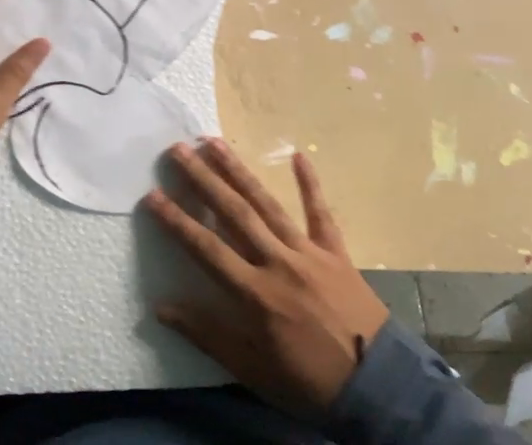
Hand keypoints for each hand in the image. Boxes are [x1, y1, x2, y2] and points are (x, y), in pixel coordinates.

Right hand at [144, 139, 389, 411]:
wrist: (380, 389)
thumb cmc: (309, 382)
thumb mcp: (252, 369)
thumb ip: (207, 335)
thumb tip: (161, 308)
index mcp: (255, 293)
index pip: (205, 248)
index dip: (176, 221)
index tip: (151, 195)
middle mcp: (278, 263)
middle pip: (233, 214)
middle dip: (202, 180)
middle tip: (177, 150)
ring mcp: (309, 254)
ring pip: (267, 205)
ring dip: (238, 171)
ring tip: (214, 142)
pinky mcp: (337, 254)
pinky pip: (321, 214)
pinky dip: (310, 184)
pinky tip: (298, 155)